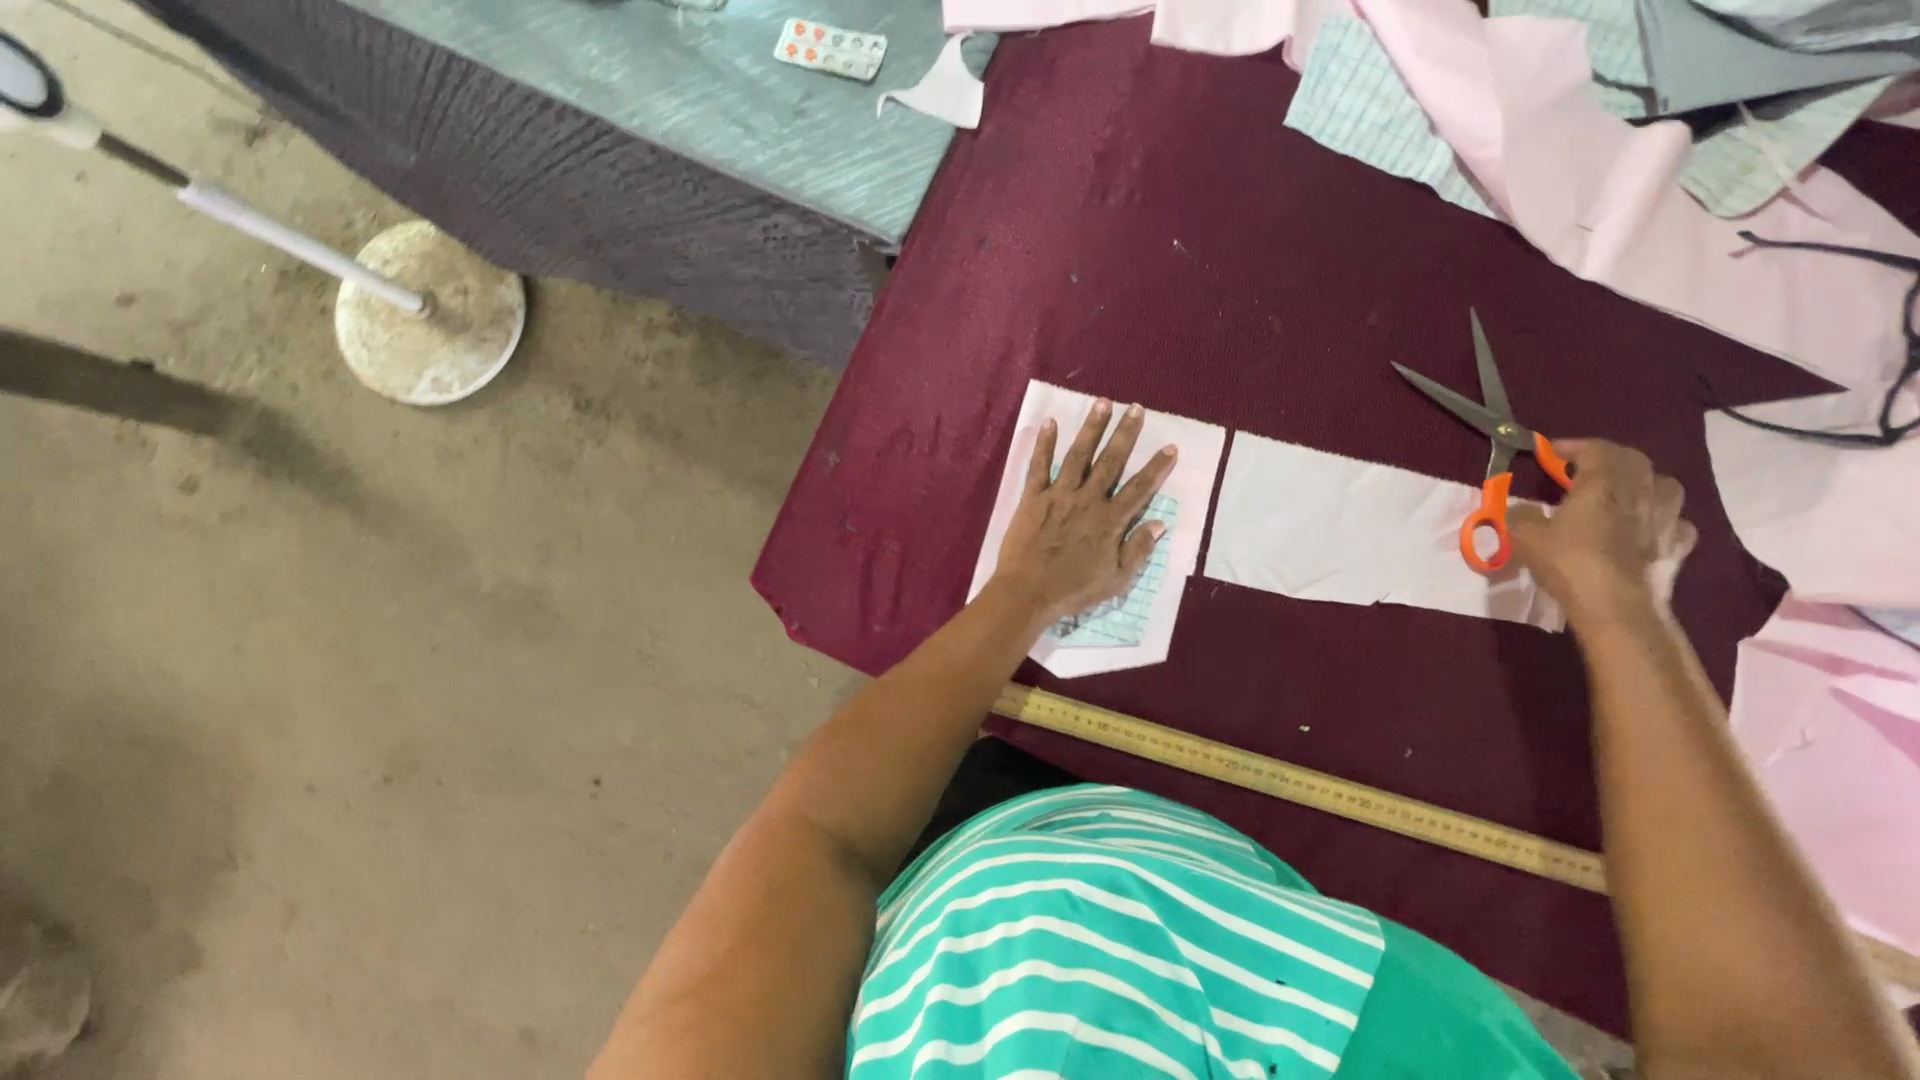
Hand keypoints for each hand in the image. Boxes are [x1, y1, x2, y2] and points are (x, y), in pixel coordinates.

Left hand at [993, 400, 1177, 622]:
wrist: (1027, 593)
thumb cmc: (1073, 590)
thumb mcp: (1116, 580)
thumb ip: (1138, 550)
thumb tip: (1159, 524)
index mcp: (1110, 521)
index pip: (1140, 489)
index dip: (1156, 468)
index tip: (1170, 447)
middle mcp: (1087, 501)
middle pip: (1111, 462)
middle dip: (1126, 434)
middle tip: (1136, 408)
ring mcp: (1058, 496)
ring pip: (1078, 456)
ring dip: (1091, 428)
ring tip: (1102, 403)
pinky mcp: (1032, 498)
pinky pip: (1039, 466)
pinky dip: (1044, 444)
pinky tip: (1050, 423)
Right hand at [1508, 440, 1697, 625]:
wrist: (1617, 606)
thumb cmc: (1569, 563)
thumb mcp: (1526, 537)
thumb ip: (1520, 516)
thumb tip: (1519, 509)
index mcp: (1602, 483)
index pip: (1595, 448)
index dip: (1573, 445)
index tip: (1551, 451)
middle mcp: (1640, 492)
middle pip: (1634, 459)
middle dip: (1609, 457)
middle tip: (1585, 468)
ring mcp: (1666, 518)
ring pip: (1665, 484)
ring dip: (1644, 482)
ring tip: (1624, 492)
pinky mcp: (1678, 545)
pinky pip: (1675, 521)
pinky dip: (1661, 518)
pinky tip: (1647, 528)